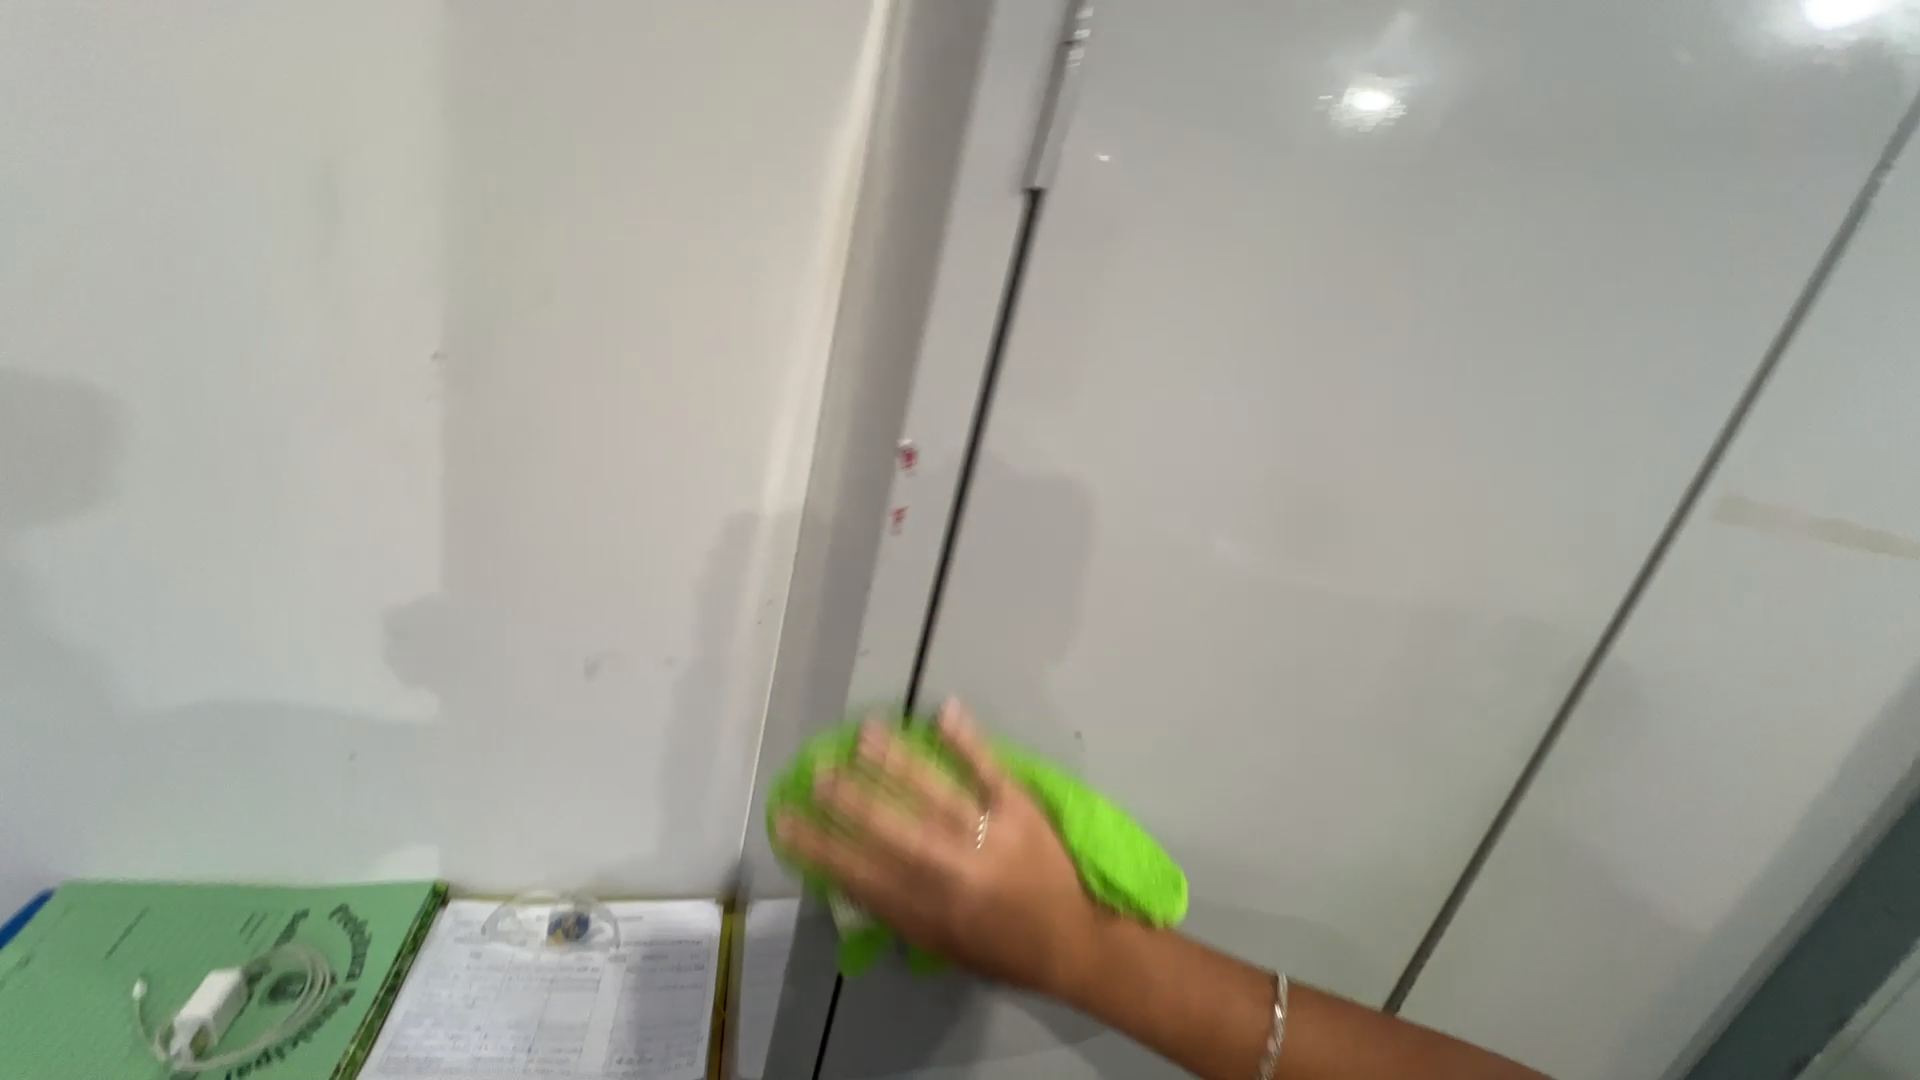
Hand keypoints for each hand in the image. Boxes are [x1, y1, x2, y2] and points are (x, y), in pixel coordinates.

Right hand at [776, 699, 1102, 994]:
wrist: (1073, 941)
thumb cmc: (1000, 948)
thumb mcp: (939, 944)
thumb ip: (894, 910)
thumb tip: (845, 873)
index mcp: (928, 909)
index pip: (859, 874)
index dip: (819, 847)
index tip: (786, 820)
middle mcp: (953, 870)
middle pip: (892, 829)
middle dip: (850, 800)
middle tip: (818, 772)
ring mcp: (989, 834)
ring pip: (934, 793)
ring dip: (897, 760)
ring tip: (864, 733)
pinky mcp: (1020, 809)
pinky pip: (989, 770)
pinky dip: (966, 740)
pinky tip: (944, 710)